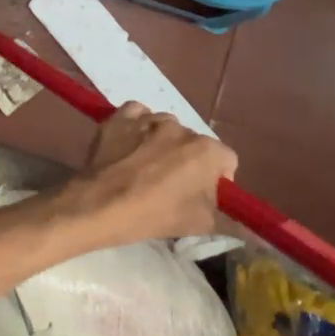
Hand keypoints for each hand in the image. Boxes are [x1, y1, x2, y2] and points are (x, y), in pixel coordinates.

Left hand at [55, 102, 236, 245]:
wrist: (104, 202)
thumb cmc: (157, 214)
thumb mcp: (204, 222)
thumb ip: (223, 209)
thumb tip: (230, 210)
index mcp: (206, 150)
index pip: (226, 159)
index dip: (219, 177)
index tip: (205, 192)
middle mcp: (179, 127)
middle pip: (193, 141)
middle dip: (189, 158)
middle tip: (173, 181)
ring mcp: (147, 118)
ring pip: (164, 125)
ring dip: (163, 140)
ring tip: (147, 163)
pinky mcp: (119, 117)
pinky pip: (136, 113)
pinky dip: (138, 124)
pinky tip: (131, 142)